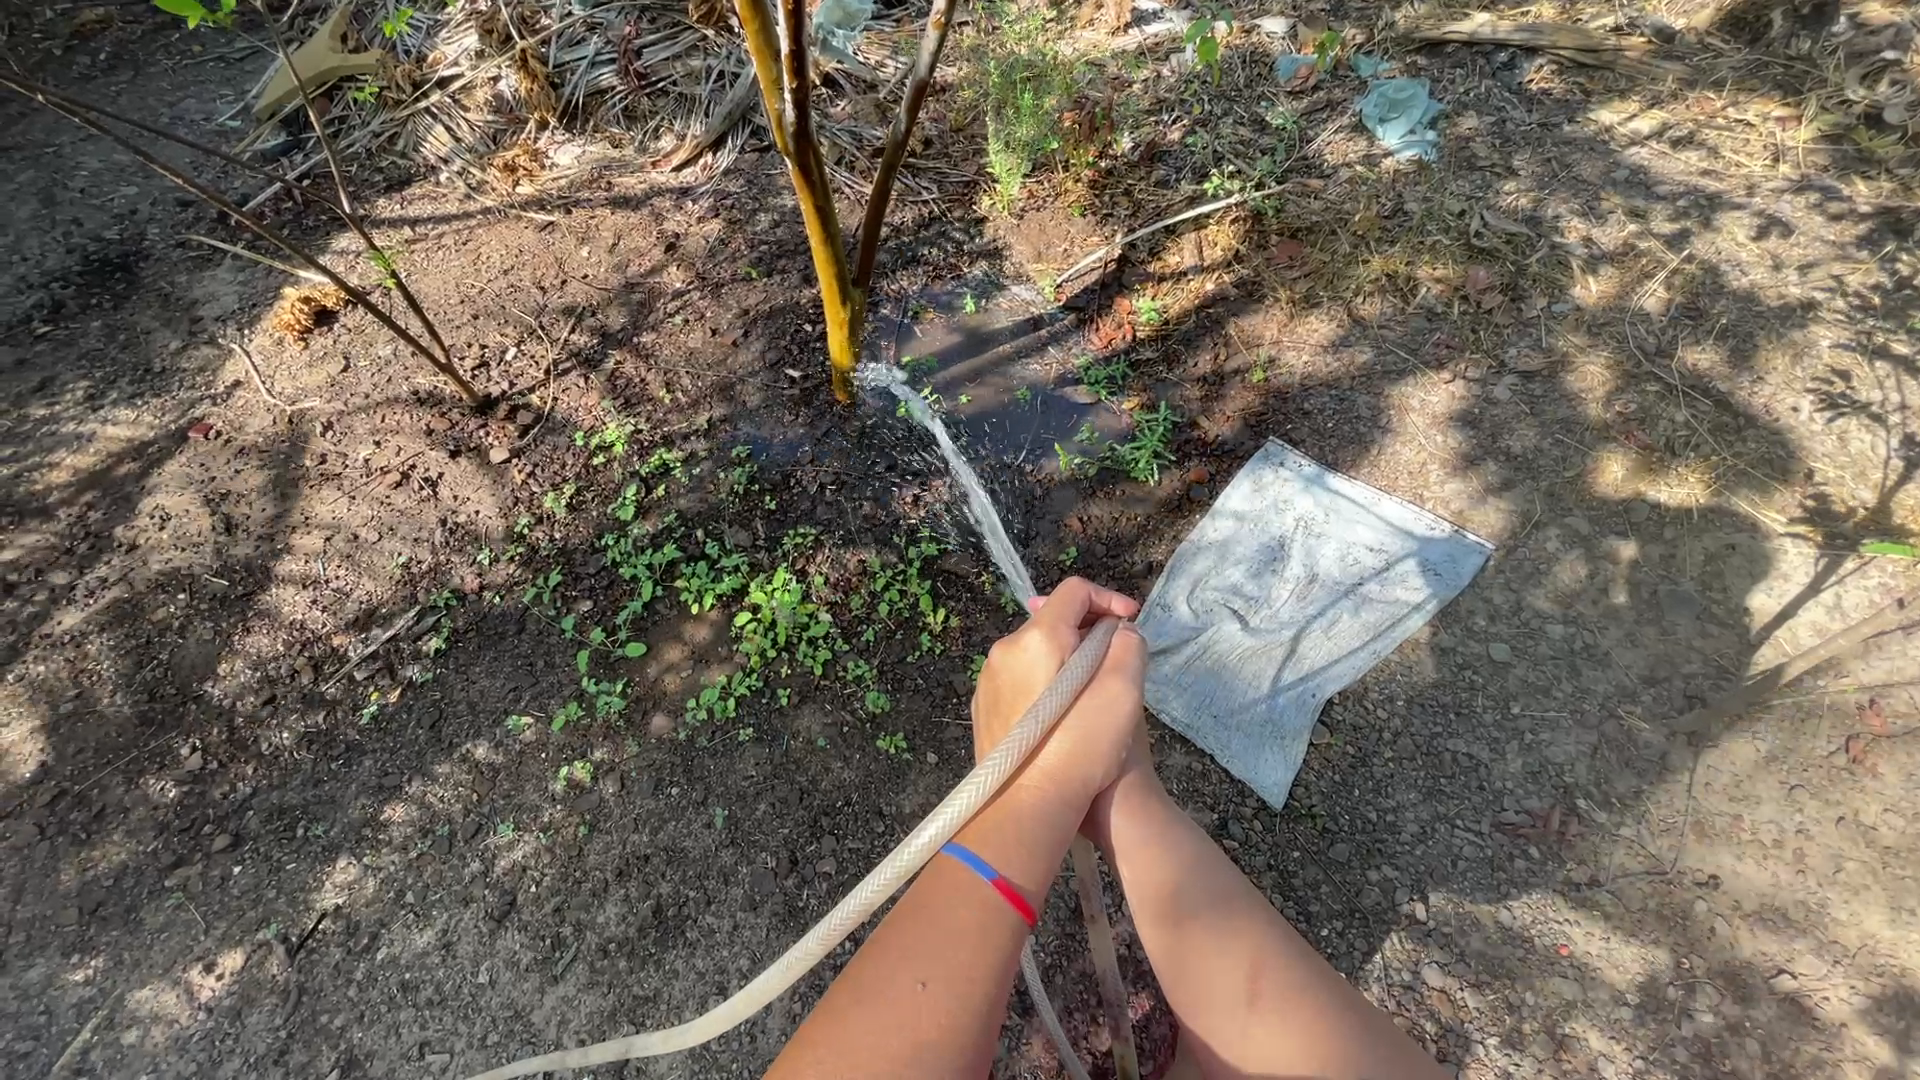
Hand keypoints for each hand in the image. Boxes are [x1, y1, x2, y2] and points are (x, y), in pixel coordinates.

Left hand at [970, 578, 1148, 817]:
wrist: (1026, 807)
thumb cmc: (1079, 749)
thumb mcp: (1122, 693)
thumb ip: (1128, 647)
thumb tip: (1119, 632)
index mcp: (1036, 637)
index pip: (1074, 590)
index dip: (1109, 599)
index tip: (1131, 623)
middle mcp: (1004, 649)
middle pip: (1053, 619)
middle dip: (1089, 629)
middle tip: (1116, 658)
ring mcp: (988, 679)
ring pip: (1035, 650)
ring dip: (1067, 656)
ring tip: (1091, 689)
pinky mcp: (982, 708)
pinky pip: (1019, 677)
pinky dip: (1044, 680)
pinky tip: (1061, 713)